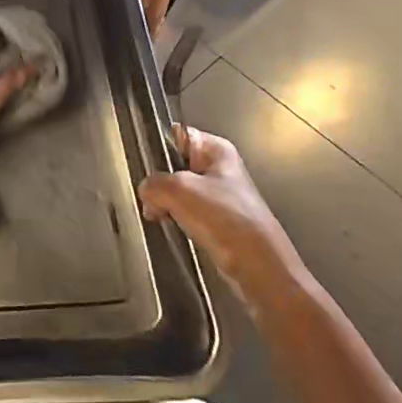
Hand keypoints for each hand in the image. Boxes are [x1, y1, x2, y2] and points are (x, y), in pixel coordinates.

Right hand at [139, 126, 310, 301]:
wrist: (259, 267)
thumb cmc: (225, 219)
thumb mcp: (180, 190)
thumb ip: (154, 183)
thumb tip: (146, 193)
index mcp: (216, 149)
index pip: (176, 135)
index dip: (157, 148)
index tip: (143, 166)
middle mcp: (219, 168)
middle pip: (174, 165)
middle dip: (158, 182)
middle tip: (151, 198)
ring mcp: (218, 195)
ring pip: (177, 192)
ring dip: (165, 204)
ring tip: (159, 216)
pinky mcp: (217, 221)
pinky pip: (185, 212)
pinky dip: (175, 220)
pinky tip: (171, 228)